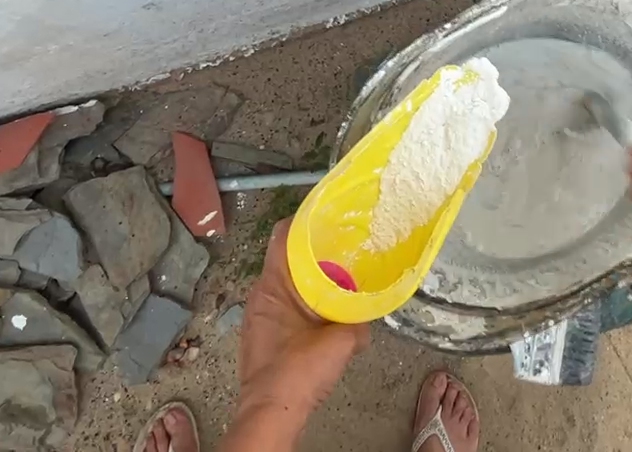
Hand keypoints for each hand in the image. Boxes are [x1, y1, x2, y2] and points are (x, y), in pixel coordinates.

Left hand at [234, 219, 369, 425]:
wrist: (272, 414)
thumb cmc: (299, 372)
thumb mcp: (340, 342)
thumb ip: (358, 320)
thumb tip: (371, 312)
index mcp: (272, 285)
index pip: (282, 235)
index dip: (305, 220)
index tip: (330, 216)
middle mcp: (261, 293)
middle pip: (287, 256)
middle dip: (314, 249)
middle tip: (345, 245)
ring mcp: (260, 314)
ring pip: (286, 280)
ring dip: (308, 276)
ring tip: (340, 274)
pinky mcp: (263, 333)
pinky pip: (284, 302)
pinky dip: (303, 298)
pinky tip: (325, 308)